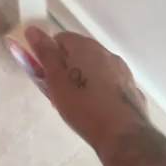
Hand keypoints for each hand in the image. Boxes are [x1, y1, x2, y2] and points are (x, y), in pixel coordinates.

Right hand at [24, 26, 148, 151]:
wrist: (124, 137)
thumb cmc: (83, 106)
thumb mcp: (55, 80)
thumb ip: (45, 53)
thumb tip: (32, 29)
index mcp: (84, 46)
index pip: (60, 39)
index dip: (51, 55)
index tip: (47, 75)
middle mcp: (105, 52)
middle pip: (80, 52)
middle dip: (68, 66)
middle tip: (60, 89)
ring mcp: (122, 70)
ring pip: (96, 67)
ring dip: (86, 76)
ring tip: (80, 101)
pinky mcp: (132, 88)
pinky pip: (111, 82)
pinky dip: (102, 88)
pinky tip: (99, 106)